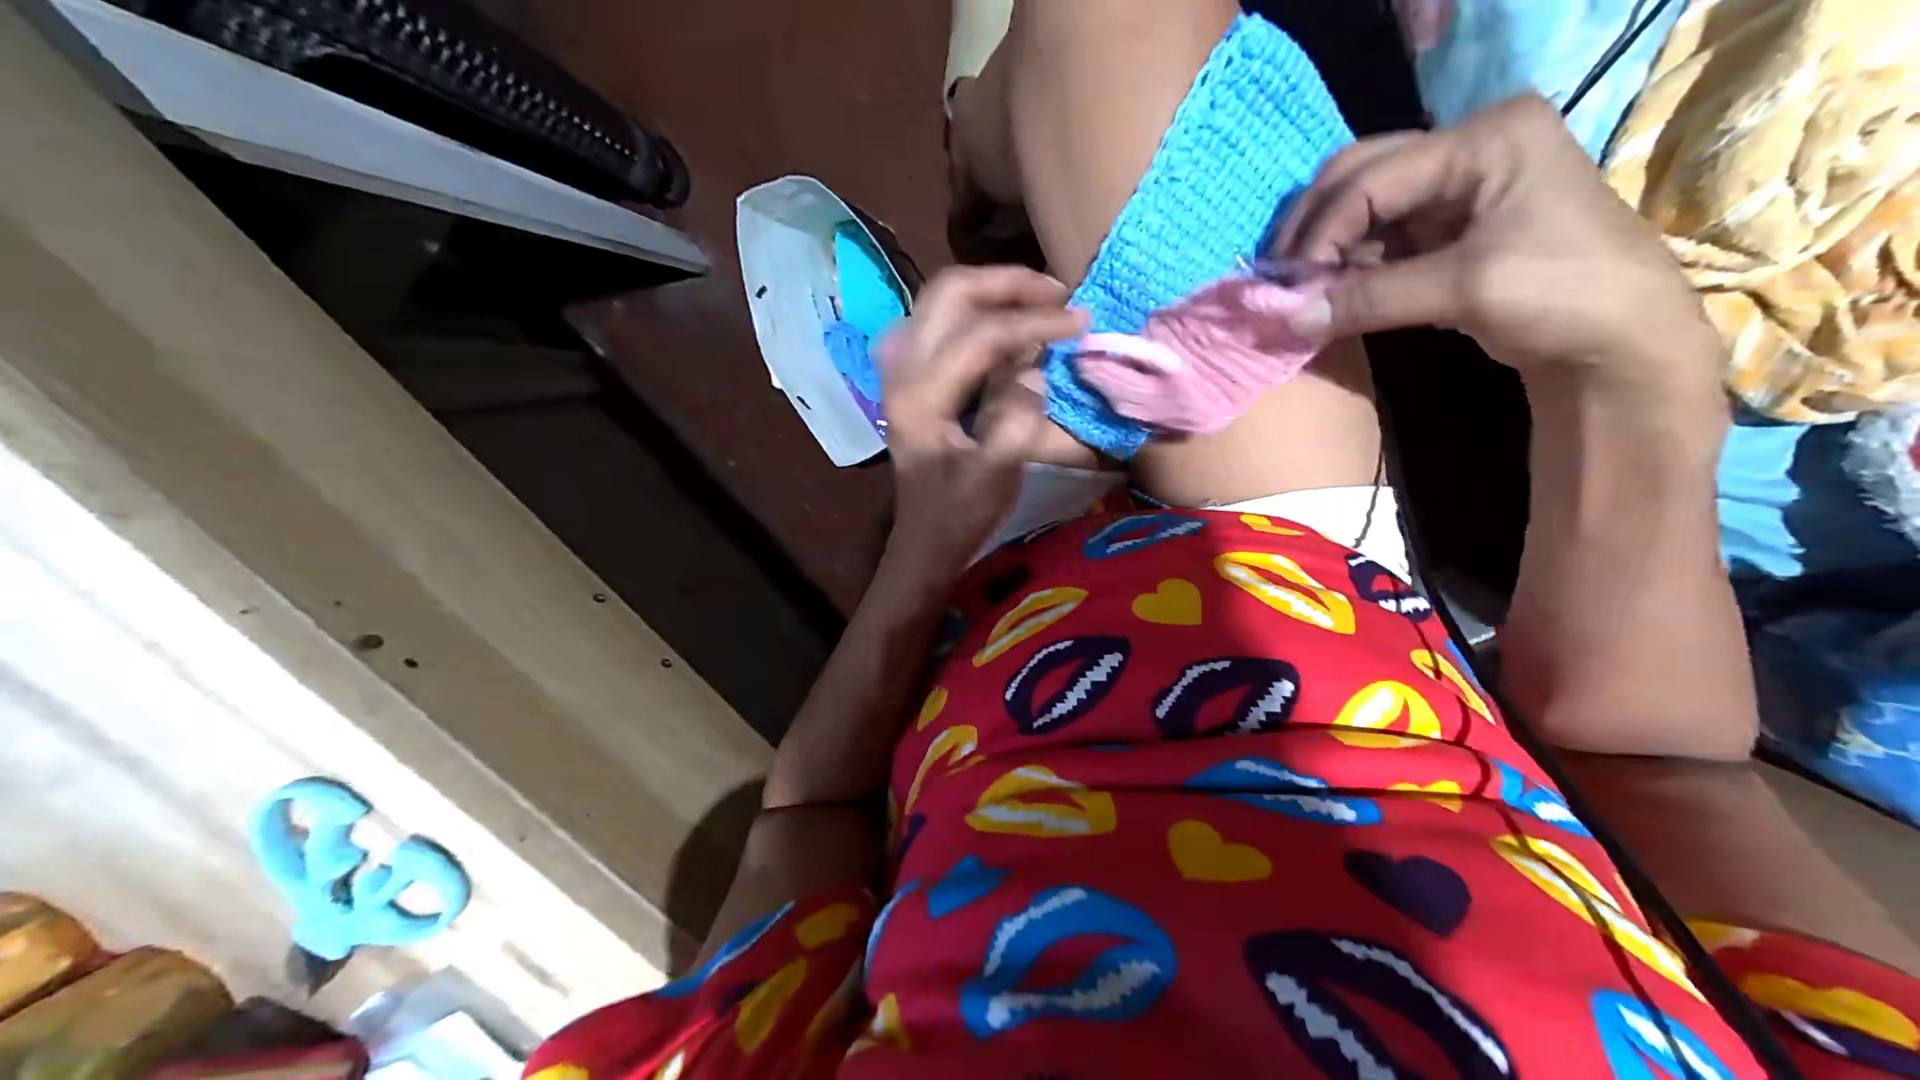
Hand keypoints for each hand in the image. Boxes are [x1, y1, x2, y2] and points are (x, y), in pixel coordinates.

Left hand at [879, 267, 1086, 576]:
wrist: (923, 542)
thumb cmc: (958, 516)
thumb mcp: (996, 475)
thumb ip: (1018, 415)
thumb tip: (1036, 369)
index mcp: (919, 397)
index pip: (980, 335)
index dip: (1035, 322)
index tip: (1082, 322)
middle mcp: (901, 371)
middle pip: (949, 293)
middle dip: (1007, 284)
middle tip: (1057, 295)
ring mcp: (899, 370)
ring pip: (941, 301)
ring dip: (992, 293)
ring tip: (1040, 303)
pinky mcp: (909, 377)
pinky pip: (939, 322)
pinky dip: (976, 313)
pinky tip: (1005, 328)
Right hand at [1274, 96, 1723, 396]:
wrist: (1619, 339)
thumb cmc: (1563, 294)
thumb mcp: (1463, 289)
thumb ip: (1370, 298)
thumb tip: (1286, 318)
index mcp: (1485, 138)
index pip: (1373, 175)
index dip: (1323, 230)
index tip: (1292, 285)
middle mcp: (1466, 147)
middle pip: (1359, 175)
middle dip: (1315, 228)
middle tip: (1282, 277)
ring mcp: (1456, 185)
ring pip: (1362, 206)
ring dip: (1328, 248)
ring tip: (1304, 290)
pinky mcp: (1446, 224)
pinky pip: (1378, 235)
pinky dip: (1348, 264)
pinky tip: (1332, 291)